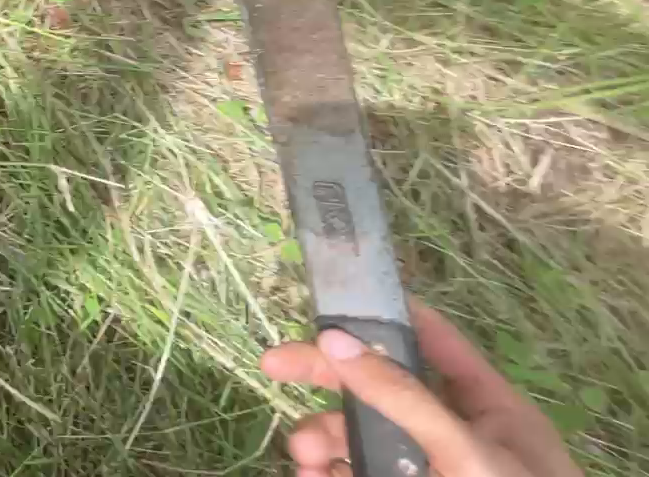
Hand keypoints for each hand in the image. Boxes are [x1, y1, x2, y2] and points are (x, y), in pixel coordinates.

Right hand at [261, 299, 580, 476]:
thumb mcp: (466, 452)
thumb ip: (401, 396)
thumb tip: (330, 338)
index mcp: (486, 406)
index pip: (429, 337)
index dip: (380, 312)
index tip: (326, 299)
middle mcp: (451, 426)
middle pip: (373, 378)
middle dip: (319, 375)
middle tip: (271, 365)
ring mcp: (426, 462)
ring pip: (355, 427)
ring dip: (317, 435)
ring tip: (303, 458)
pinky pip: (352, 465)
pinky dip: (324, 467)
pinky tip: (311, 475)